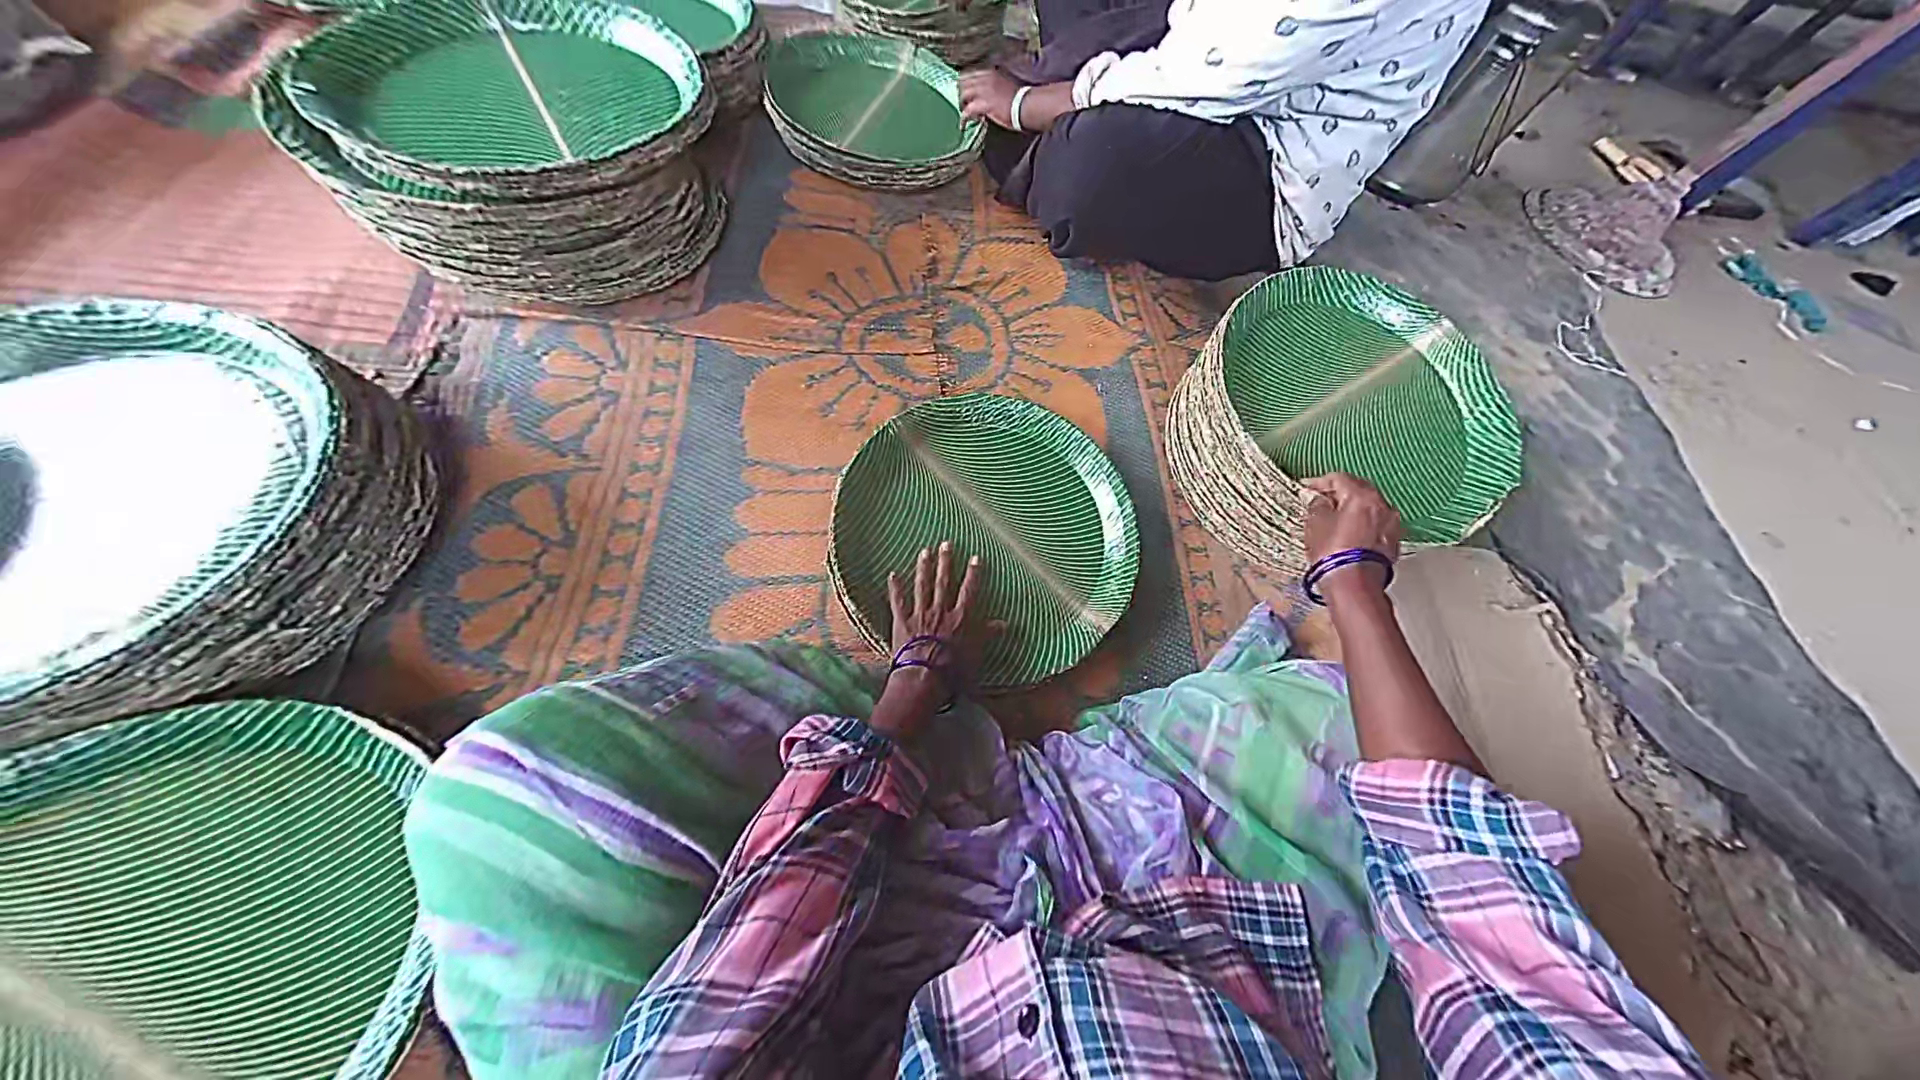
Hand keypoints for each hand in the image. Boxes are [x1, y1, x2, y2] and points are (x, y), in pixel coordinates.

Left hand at [871, 542, 996, 738]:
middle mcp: (941, 610)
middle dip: (946, 562)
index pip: (969, 590)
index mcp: (961, 618)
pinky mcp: (902, 622)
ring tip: (924, 551)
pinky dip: (895, 588)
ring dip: (923, 568)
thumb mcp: (976, 653)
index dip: (973, 573)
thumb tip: (1005, 624)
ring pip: (922, 586)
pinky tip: (892, 575)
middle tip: (946, 544)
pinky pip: (898, 602)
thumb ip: (988, 635)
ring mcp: (920, 614)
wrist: (924, 678)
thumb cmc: (953, 670)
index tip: (975, 557)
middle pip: (944, 582)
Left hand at [959, 69, 1020, 129]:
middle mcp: (984, 79)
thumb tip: (984, 94)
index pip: (968, 73)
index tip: (965, 93)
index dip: (964, 84)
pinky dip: (964, 119)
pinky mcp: (984, 105)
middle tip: (963, 104)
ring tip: (964, 113)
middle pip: (962, 82)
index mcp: (989, 72)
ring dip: (961, 105)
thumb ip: (992, 85)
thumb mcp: (1003, 84)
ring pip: (963, 94)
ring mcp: (984, 91)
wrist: (1026, 105)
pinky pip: (967, 111)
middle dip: (960, 93)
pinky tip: (963, 125)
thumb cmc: (1018, 97)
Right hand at [1301, 473, 1401, 597]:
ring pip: (1369, 508)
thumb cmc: (1333, 552)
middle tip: (1321, 500)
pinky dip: (1362, 525)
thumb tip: (1319, 499)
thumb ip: (1316, 505)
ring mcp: (1391, 525)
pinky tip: (1348, 534)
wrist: (1353, 584)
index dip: (1319, 482)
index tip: (1307, 488)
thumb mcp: (1314, 524)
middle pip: (1359, 490)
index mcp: (1362, 496)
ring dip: (1352, 509)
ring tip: (1334, 519)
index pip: (1339, 478)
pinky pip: (1375, 525)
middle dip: (1340, 494)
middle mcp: (1382, 506)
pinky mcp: (1392, 542)